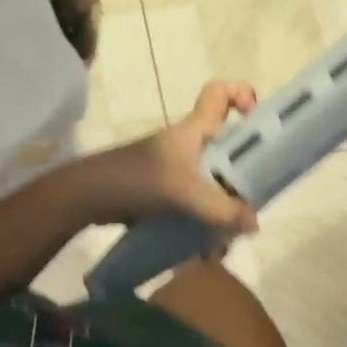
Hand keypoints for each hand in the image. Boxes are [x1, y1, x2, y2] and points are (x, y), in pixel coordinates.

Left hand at [62, 80, 259, 234]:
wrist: (91, 195)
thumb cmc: (138, 179)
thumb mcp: (186, 192)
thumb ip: (223, 209)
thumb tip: (253, 224)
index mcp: (194, 130)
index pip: (219, 92)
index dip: (241, 93)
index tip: (254, 118)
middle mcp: (189, 145)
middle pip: (229, 153)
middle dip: (241, 185)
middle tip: (245, 211)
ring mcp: (177, 168)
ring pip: (214, 187)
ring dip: (221, 217)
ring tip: (219, 246)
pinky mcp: (166, 191)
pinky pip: (196, 207)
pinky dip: (202, 227)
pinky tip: (202, 253)